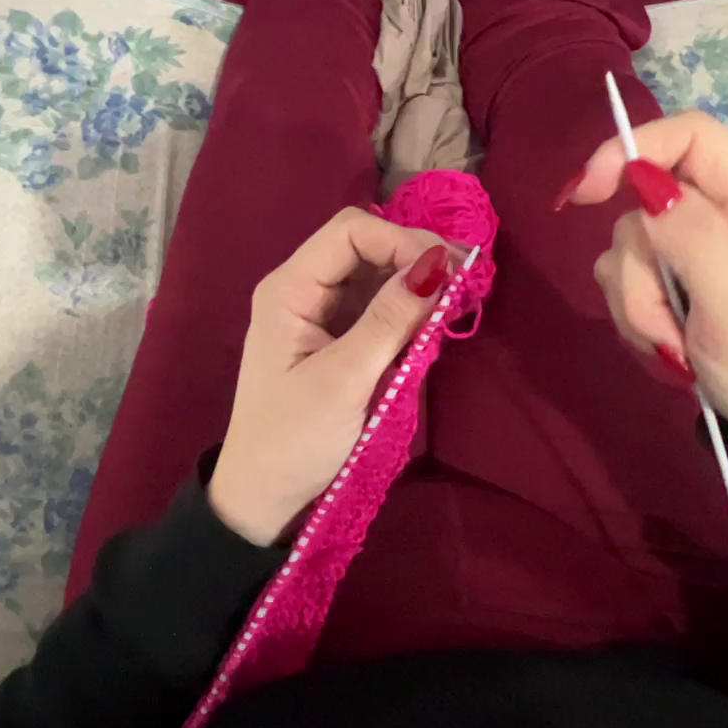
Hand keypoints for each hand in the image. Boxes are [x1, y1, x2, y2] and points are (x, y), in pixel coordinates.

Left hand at [209, 208, 452, 544]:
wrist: (265, 495)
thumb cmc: (295, 439)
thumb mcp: (345, 380)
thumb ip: (390, 320)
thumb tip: (440, 264)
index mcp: (289, 290)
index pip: (350, 232)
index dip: (402, 239)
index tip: (449, 270)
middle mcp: (303, 289)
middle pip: (365, 246)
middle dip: (414, 258)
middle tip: (463, 284)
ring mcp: (320, 312)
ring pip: (376, 275)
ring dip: (415, 285)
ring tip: (452, 306)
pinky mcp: (337, 337)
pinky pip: (377, 306)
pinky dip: (407, 311)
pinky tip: (430, 327)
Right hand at [567, 112, 727, 496]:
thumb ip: (698, 244)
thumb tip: (644, 184)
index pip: (690, 137)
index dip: (630, 150)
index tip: (583, 194)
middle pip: (644, 206)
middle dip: (638, 274)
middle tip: (665, 332)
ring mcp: (699, 249)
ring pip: (627, 248)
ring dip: (636, 305)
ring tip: (677, 350)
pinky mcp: (676, 280)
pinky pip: (624, 281)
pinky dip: (635, 318)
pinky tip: (669, 350)